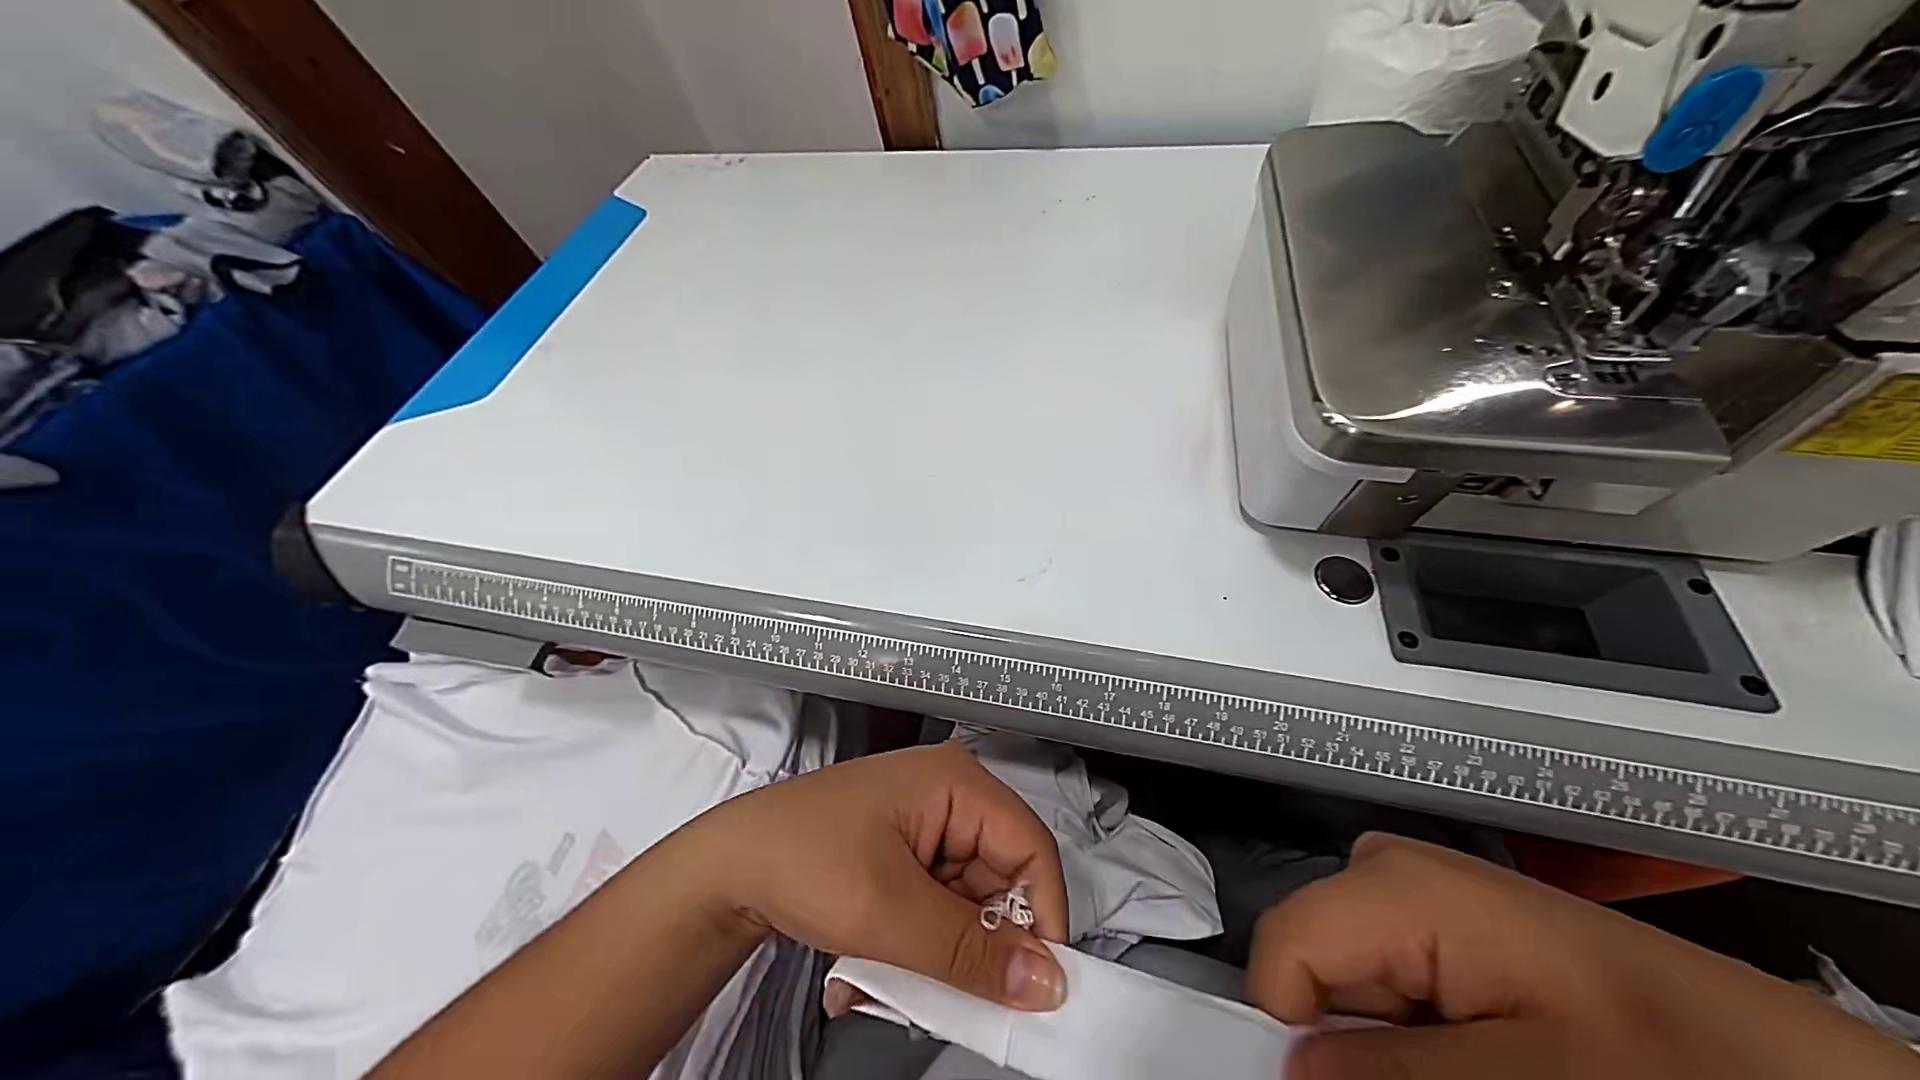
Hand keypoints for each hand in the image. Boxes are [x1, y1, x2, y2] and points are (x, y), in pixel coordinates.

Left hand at [684, 740, 1069, 1011]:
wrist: (728, 866)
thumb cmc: (793, 852)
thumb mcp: (889, 912)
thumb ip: (971, 952)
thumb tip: (1040, 977)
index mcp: (956, 782)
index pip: (1032, 849)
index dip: (1041, 918)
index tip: (1036, 981)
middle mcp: (948, 797)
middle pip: (1003, 881)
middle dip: (980, 945)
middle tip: (954, 993)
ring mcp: (928, 825)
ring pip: (970, 905)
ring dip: (942, 953)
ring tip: (894, 974)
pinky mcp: (910, 853)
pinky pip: (940, 908)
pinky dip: (921, 945)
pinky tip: (880, 962)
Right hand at [1248, 833, 1918, 1079]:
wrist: (1783, 1064)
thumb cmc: (1662, 1057)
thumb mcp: (1518, 1079)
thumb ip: (1387, 1069)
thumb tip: (1291, 1071)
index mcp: (1390, 881)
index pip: (1281, 948)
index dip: (1285, 1028)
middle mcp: (1389, 869)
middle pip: (1312, 964)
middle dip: (1343, 1039)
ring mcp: (1419, 894)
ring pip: (1349, 982)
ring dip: (1381, 1047)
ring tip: (1465, 1074)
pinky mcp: (1447, 924)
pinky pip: (1392, 984)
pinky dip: (1414, 1037)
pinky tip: (1474, 1059)